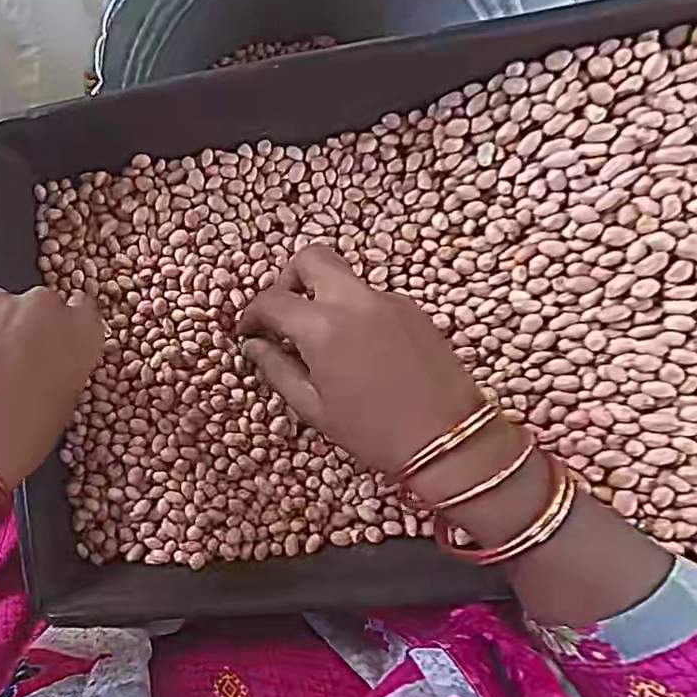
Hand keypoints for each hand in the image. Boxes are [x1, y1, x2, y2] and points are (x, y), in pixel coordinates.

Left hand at [0, 286, 105, 503]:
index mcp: (79, 333)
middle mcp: (42, 307)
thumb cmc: (17, 439)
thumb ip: (63, 370)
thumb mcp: (62, 407)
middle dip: (29, 329)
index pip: (85, 312)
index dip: (69, 329)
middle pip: (40, 307)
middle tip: (15, 364)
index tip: (58, 346)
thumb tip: (50, 363)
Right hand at [234, 244, 501, 479]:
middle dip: (288, 280)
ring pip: (343, 278)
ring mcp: (388, 300)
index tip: (248, 333)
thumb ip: (277, 369)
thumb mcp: (313, 407)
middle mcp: (354, 300)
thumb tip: (254, 346)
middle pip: (311, 258)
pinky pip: (369, 297)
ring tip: (322, 342)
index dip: (251, 314)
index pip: (272, 299)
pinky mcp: (412, 308)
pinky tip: (357, 349)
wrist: (448, 439)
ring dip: (322, 297)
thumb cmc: (372, 431)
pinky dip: (352, 311)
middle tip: (284, 316)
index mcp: (323, 327)